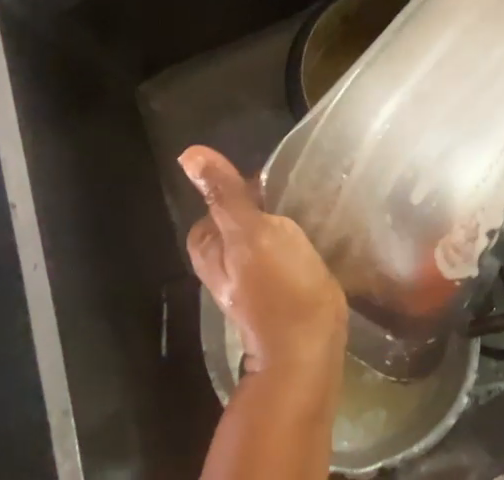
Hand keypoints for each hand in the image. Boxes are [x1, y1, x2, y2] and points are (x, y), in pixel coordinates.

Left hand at [181, 146, 347, 381]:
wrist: (308, 350)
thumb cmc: (278, 285)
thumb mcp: (250, 230)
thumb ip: (224, 193)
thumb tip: (188, 154)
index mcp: (209, 248)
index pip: (217, 202)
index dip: (243, 188)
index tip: (273, 183)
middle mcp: (223, 267)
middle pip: (240, 220)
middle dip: (263, 207)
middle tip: (295, 194)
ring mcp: (251, 284)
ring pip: (261, 240)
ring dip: (281, 226)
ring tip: (309, 213)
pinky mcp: (278, 295)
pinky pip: (281, 258)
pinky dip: (294, 247)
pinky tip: (315, 241)